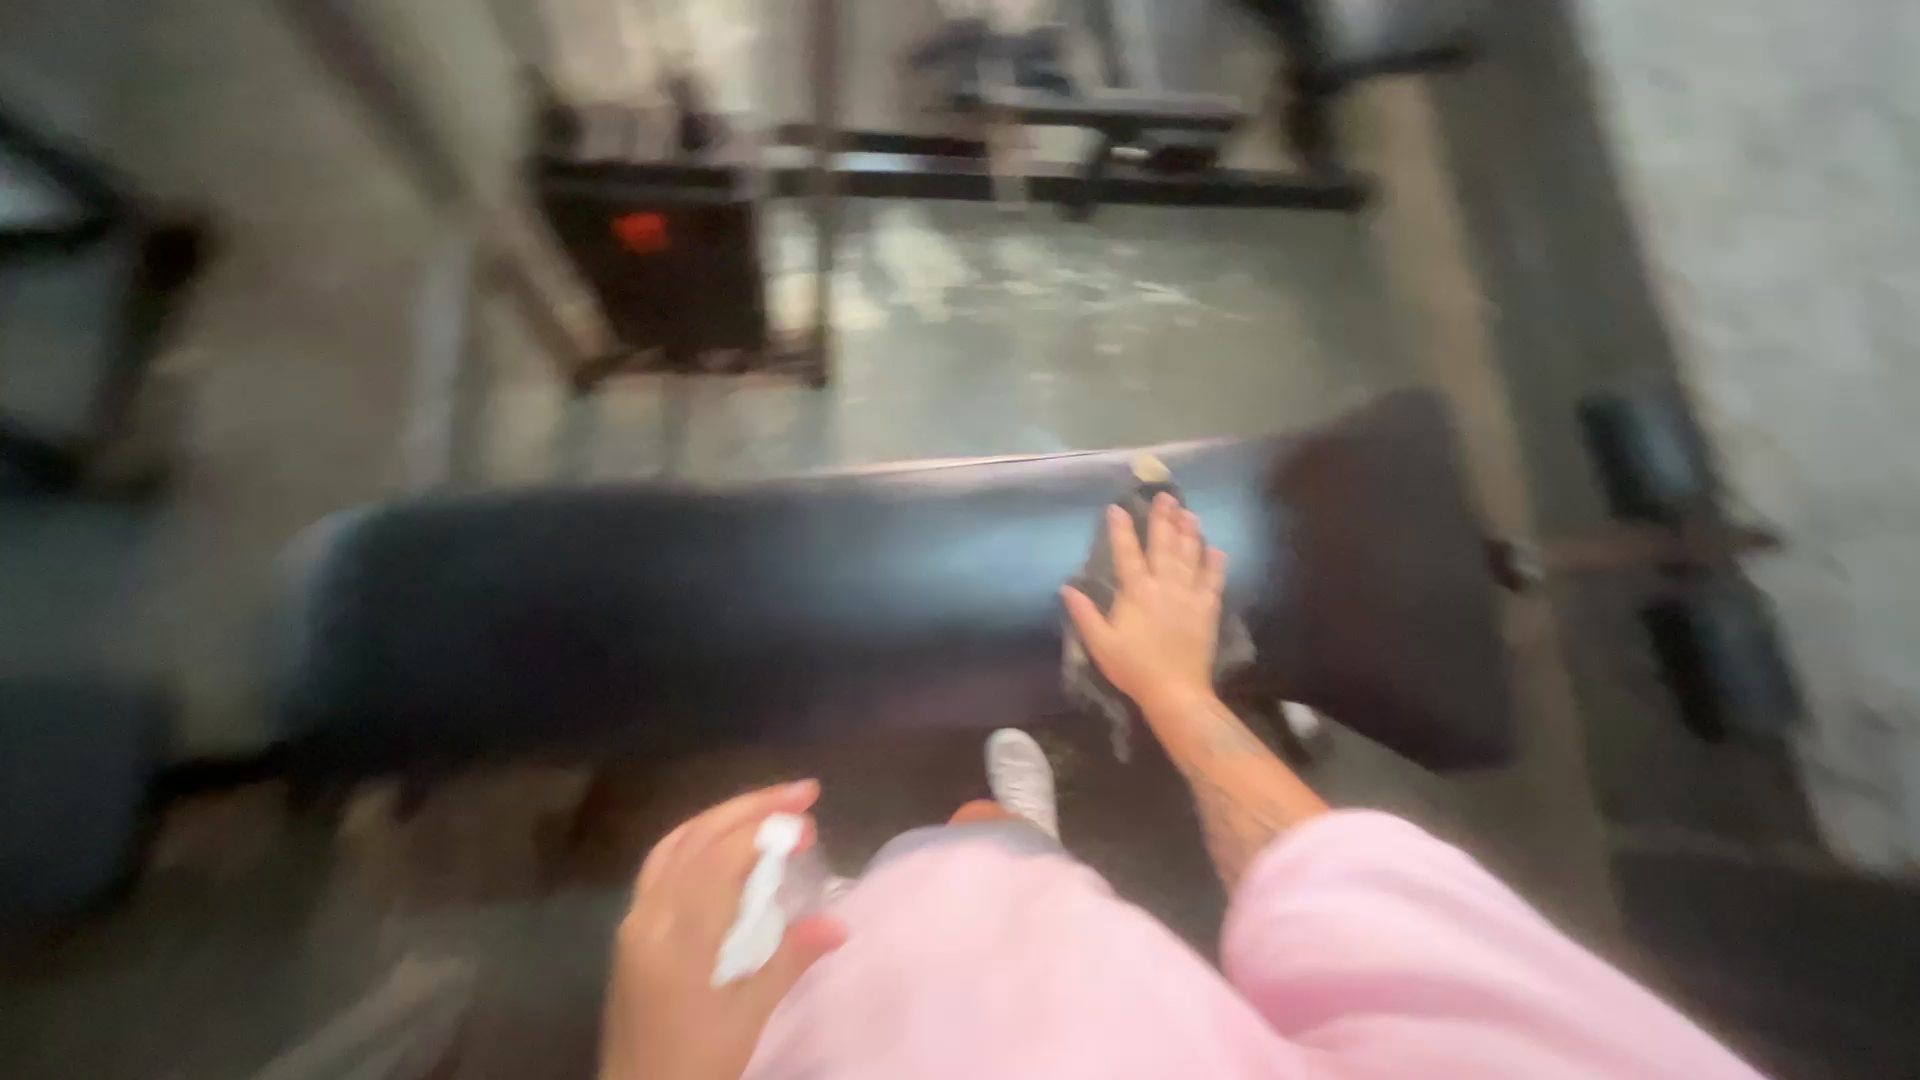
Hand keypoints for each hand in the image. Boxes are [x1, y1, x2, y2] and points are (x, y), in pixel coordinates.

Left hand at [600, 781, 847, 1079]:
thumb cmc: (697, 1062)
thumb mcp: (750, 1015)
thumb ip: (791, 959)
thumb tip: (840, 923)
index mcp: (682, 938)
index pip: (722, 858)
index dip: (766, 830)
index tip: (808, 823)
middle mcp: (651, 916)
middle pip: (700, 837)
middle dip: (753, 807)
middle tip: (802, 792)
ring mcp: (635, 919)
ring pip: (678, 842)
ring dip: (725, 815)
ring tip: (769, 805)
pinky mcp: (630, 929)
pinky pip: (662, 862)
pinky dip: (697, 836)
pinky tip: (722, 838)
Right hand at [1062, 493, 1227, 708]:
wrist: (1175, 691)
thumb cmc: (1133, 667)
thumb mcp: (1100, 643)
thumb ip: (1084, 614)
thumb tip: (1067, 588)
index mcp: (1136, 592)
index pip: (1127, 553)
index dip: (1121, 529)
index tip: (1117, 508)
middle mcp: (1165, 586)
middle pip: (1164, 545)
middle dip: (1163, 518)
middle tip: (1165, 496)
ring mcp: (1189, 595)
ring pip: (1191, 555)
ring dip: (1189, 532)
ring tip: (1188, 512)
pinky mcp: (1208, 608)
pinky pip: (1214, 580)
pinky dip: (1215, 563)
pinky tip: (1215, 548)